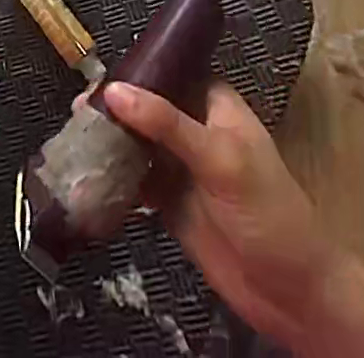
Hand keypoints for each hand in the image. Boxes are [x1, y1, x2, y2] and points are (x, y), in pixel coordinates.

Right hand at [102, 81, 333, 348]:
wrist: (289, 292)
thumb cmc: (267, 212)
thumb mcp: (220, 158)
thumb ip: (167, 123)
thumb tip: (114, 91)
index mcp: (213, 103)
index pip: (169, 73)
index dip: (134, 71)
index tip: (96, 76)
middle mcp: (192, 127)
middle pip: (145, 106)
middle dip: (112, 107)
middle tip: (77, 110)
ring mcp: (179, 165)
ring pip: (135, 142)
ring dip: (108, 141)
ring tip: (74, 138)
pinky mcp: (168, 200)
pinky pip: (133, 180)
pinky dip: (112, 177)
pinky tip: (86, 175)